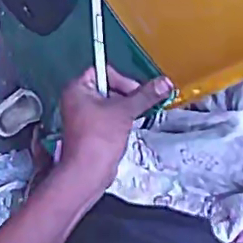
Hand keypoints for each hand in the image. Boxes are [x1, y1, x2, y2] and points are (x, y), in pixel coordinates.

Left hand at [56, 65, 171, 190]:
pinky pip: (109, 117)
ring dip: (126, 108)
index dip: (122, 79)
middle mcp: (77, 99)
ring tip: (135, 117)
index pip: (102, 71)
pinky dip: (120, 119)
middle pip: (108, 86)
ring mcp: (83, 116)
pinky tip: (129, 127)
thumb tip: (165, 82)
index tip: (137, 92)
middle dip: (127, 95)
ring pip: (110, 103)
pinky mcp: (90, 130)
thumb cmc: (99, 137)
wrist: (88, 171)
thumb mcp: (125, 111)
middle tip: (140, 105)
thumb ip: (145, 96)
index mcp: (78, 89)